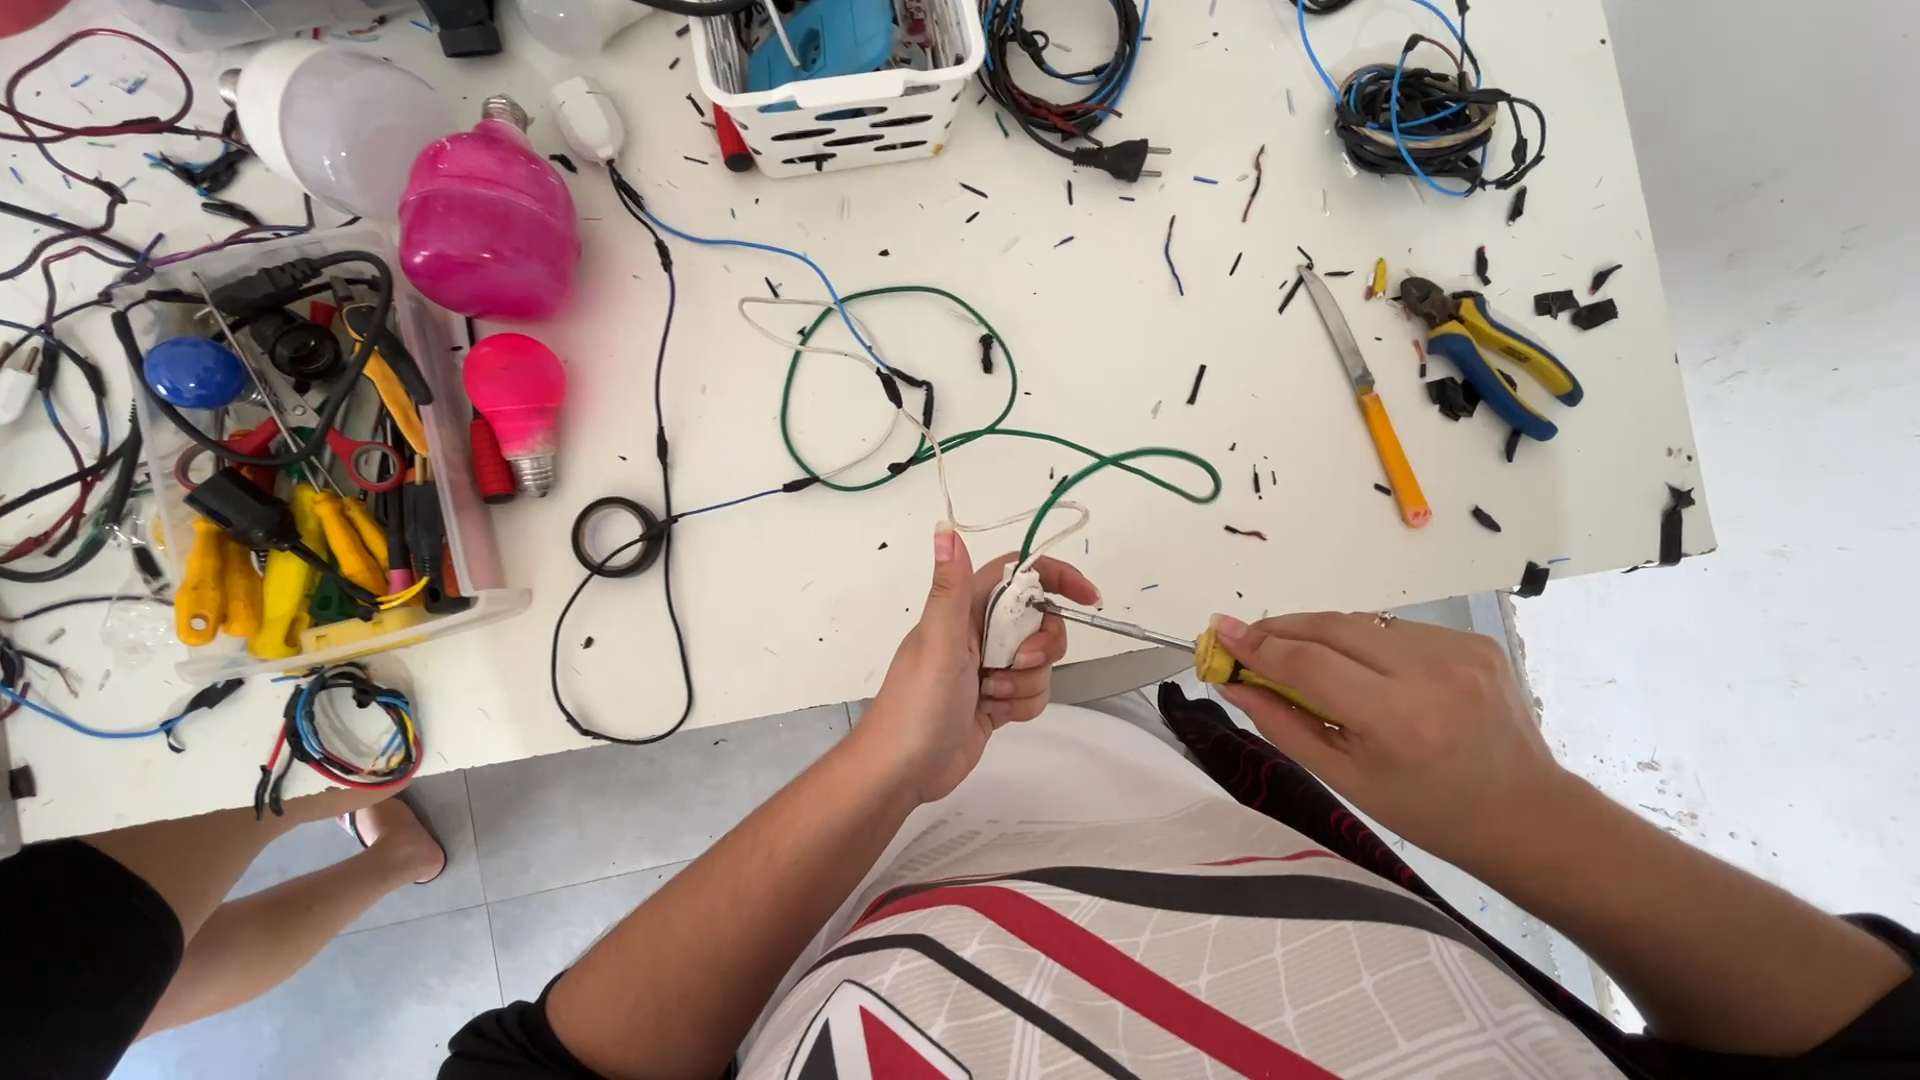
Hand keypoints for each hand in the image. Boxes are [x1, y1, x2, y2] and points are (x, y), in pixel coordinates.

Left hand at [852, 524, 1099, 803]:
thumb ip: (950, 587)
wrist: (902, 772)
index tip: (1086, 597)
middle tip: (1018, 663)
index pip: (1017, 575)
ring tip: (989, 696)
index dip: (1054, 577)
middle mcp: (977, 633)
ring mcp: (987, 668)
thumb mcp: (939, 642)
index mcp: (962, 609)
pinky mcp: (994, 700)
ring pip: (1039, 662)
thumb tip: (945, 527)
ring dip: (1025, 683)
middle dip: (1041, 645)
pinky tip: (993, 715)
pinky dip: (1021, 705)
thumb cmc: (917, 705)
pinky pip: (1031, 693)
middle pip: (1039, 621)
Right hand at [1211, 612, 1572, 867]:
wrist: (1528, 814)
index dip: (1259, 646)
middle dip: (1281, 629)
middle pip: (1332, 627)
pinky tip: (1363, 668)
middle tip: (1246, 639)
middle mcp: (1432, 674)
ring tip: (1300, 657)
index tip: (1220, 632)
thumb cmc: (1427, 810)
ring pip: (1361, 623)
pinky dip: (1363, 641)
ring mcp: (1459, 651)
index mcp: (1399, 720)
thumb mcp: (1345, 779)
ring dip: (1320, 634)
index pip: (1310, 664)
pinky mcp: (1474, 641)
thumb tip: (1234, 684)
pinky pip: (1394, 629)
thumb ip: (1282, 725)